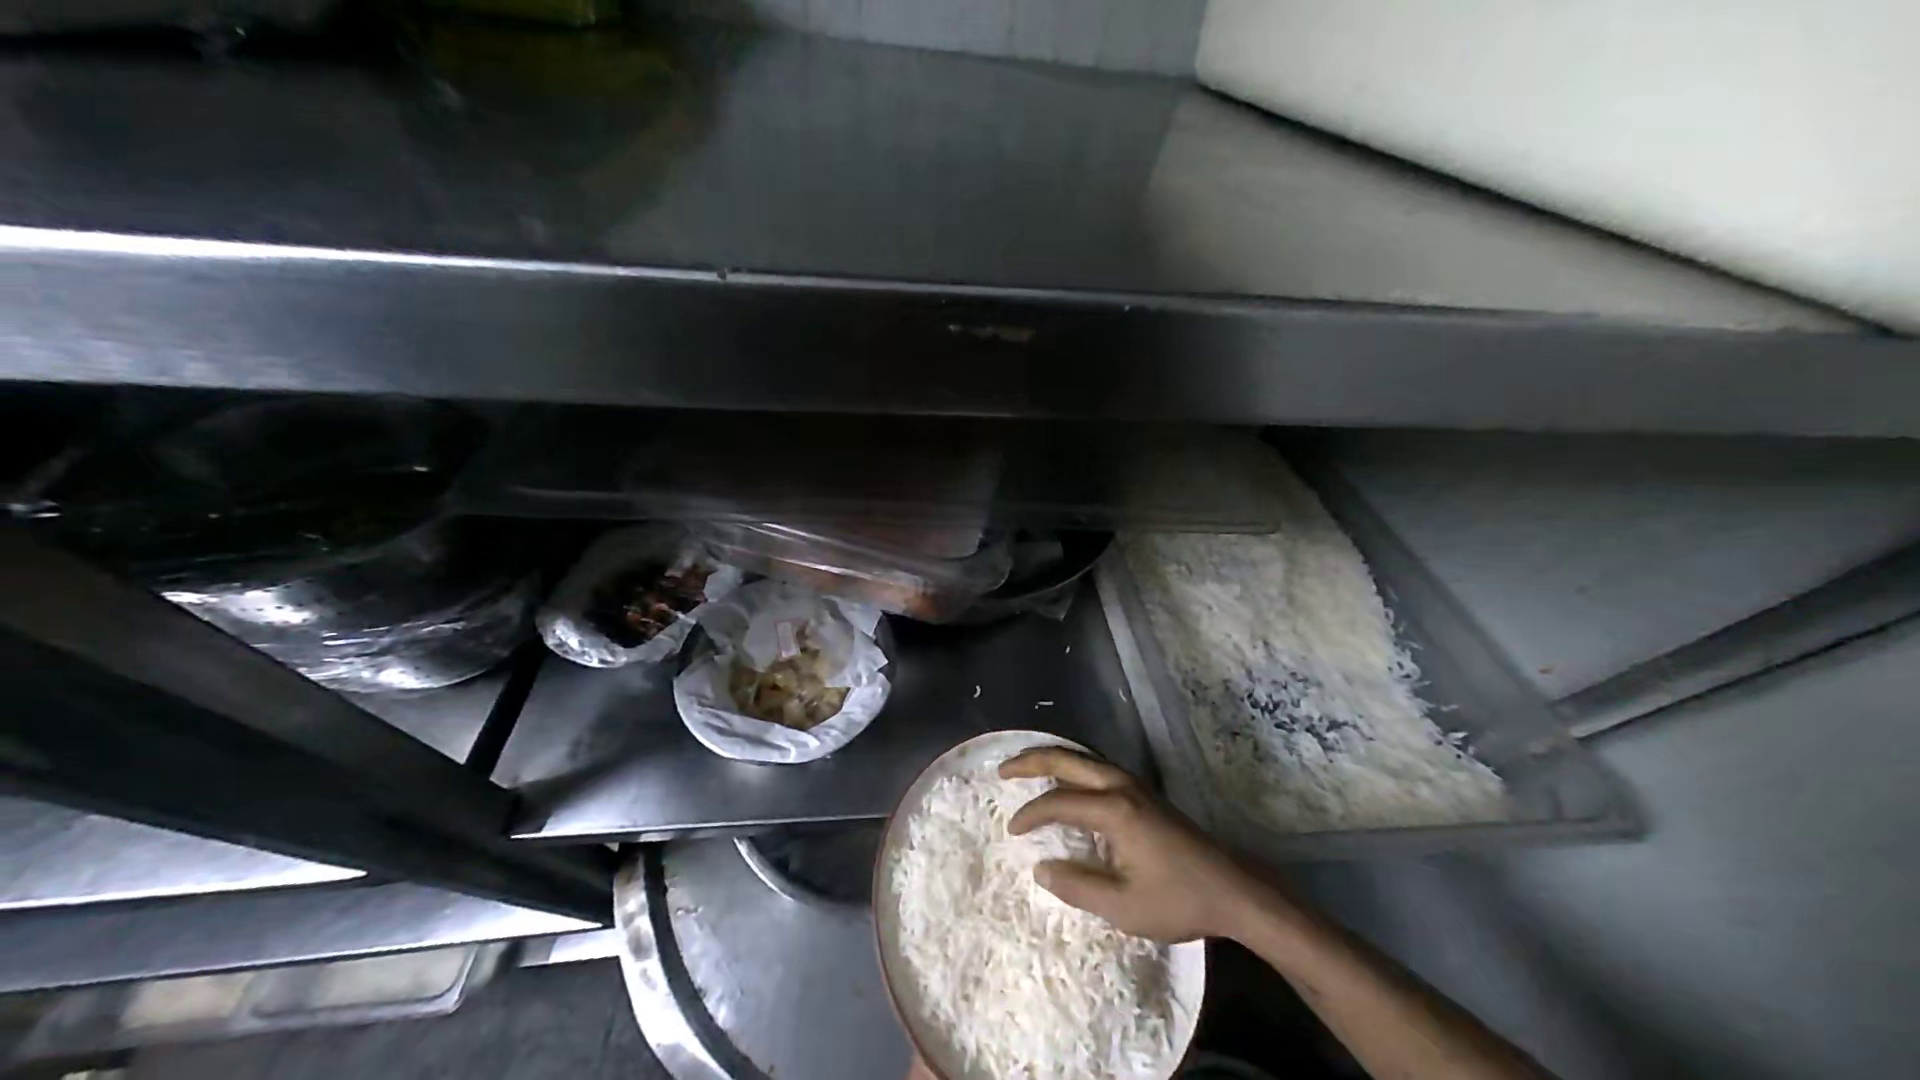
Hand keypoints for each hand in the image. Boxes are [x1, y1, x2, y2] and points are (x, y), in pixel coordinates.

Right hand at [999, 748, 1284, 943]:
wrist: (1234, 890)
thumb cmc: (1179, 900)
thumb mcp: (1122, 907)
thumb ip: (1076, 886)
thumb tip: (1040, 868)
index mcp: (1114, 810)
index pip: (1059, 802)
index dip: (1030, 814)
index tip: (1012, 831)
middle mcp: (1122, 786)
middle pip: (1069, 760)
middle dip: (1032, 761)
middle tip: (1003, 769)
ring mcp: (1136, 786)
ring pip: (1085, 758)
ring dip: (1053, 759)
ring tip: (1027, 766)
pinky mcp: (1145, 793)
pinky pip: (1098, 767)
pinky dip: (1073, 766)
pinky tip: (1066, 779)